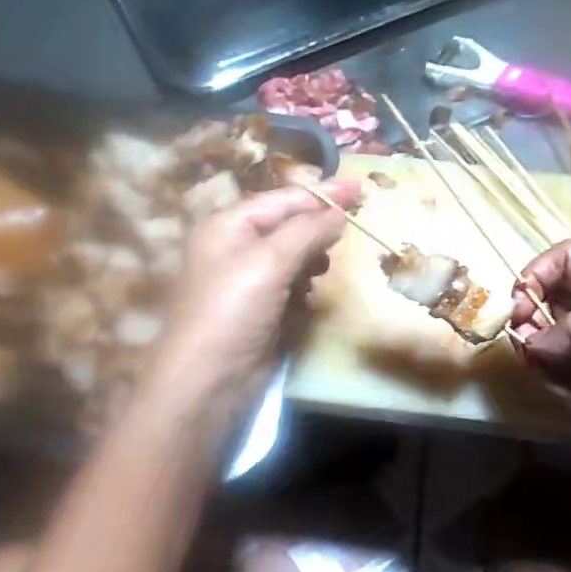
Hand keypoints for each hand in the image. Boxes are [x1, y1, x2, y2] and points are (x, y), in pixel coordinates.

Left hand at [146, 176, 358, 419]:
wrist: (208, 382)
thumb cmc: (232, 311)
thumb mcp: (268, 262)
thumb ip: (307, 231)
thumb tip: (340, 211)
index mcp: (229, 226)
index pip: (282, 199)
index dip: (321, 193)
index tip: (362, 189)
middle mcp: (237, 249)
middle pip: (289, 227)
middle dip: (317, 228)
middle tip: (352, 228)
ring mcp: (250, 284)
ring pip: (294, 259)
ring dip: (312, 261)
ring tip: (325, 266)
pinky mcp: (262, 314)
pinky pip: (292, 290)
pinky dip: (303, 290)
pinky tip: (307, 300)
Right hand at [510, 241, 570, 470]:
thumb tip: (533, 342)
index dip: (538, 274)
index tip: (516, 308)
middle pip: (554, 295)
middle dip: (536, 324)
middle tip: (530, 355)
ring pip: (552, 335)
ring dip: (549, 362)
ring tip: (569, 389)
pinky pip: (562, 366)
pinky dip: (563, 384)